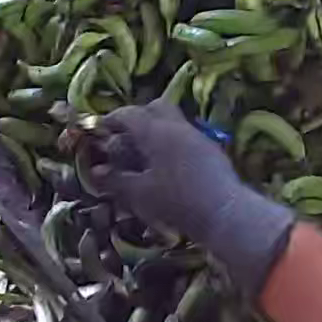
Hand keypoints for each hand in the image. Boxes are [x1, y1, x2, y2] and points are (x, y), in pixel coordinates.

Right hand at [93, 101, 294, 295]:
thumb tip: (96, 171)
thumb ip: (115, 180)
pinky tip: (167, 167)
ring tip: (144, 155)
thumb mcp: (139, 193)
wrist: (225, 214)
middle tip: (125, 137)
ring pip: (173, 121)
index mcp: (156, 131)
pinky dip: (172, 144)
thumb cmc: (176, 202)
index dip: (111, 120)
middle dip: (138, 117)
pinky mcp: (211, 151)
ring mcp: (198, 137)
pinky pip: (186, 137)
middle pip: (155, 107)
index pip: (129, 114)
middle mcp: (178, 126)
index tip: (100, 129)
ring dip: (156, 131)